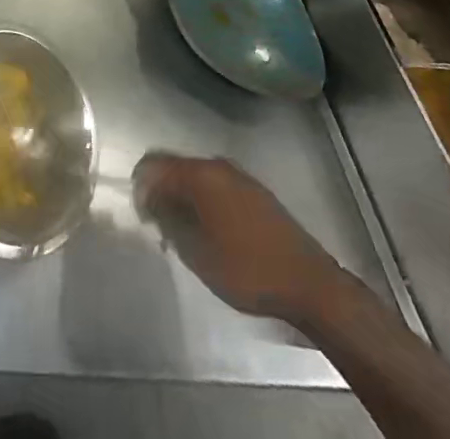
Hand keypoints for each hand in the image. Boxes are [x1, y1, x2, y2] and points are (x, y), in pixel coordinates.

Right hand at [133, 153, 343, 323]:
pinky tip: (206, 229)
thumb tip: (154, 204)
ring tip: (180, 232)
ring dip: (181, 197)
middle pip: (175, 166)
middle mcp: (219, 167)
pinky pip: (215, 185)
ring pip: (196, 176)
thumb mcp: (195, 251)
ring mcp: (240, 177)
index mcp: (201, 175)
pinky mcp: (255, 192)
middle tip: (157, 226)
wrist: (308, 283)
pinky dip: (202, 200)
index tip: (142, 218)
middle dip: (160, 191)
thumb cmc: (246, 269)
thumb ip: (168, 220)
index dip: (141, 188)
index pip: (154, 165)